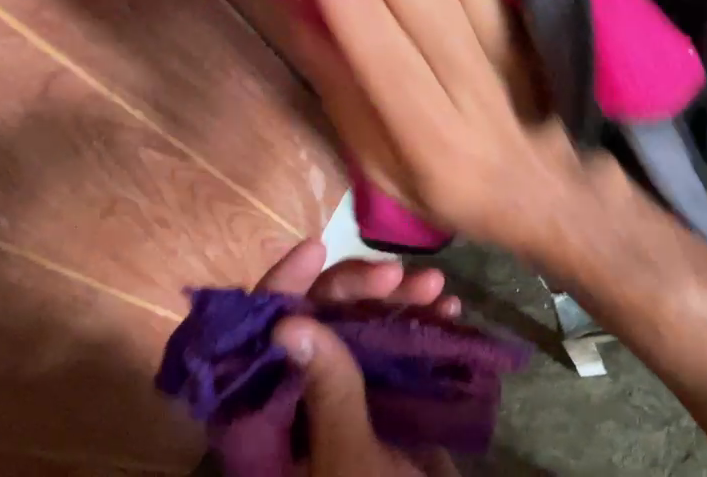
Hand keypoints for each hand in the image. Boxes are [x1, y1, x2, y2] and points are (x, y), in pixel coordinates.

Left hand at [254, 239, 460, 476]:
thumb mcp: (349, 465)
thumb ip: (327, 392)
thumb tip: (290, 320)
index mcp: (269, 418)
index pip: (257, 338)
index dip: (279, 288)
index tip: (315, 251)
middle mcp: (302, 397)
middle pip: (317, 320)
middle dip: (357, 288)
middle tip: (397, 274)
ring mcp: (347, 395)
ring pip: (362, 325)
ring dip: (400, 298)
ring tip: (437, 286)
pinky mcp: (388, 399)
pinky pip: (399, 345)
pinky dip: (423, 321)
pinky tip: (449, 306)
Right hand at [300, 0, 603, 258]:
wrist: (547, 190)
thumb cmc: (449, 186)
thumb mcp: (385, 168)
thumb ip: (347, 97)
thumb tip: (305, 21)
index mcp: (430, 142)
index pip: (386, 62)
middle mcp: (474, 98)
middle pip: (435, 15)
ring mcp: (512, 63)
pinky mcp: (533, 37)